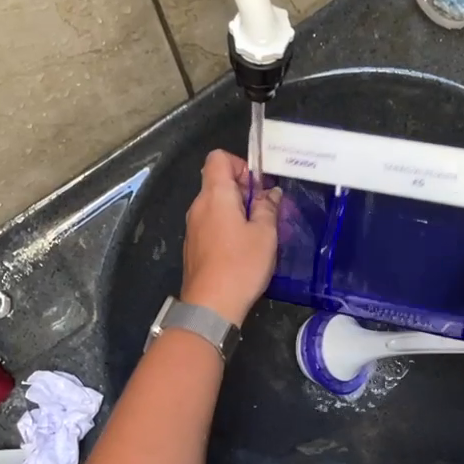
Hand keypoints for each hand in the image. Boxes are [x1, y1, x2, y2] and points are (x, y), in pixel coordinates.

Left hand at [181, 150, 279, 326]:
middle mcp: (198, 206)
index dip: (240, 165)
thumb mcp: (265, 234)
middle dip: (242, 191)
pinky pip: (210, 225)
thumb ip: (267, 208)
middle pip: (217, 182)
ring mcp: (193, 227)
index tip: (258, 187)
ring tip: (255, 234)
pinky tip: (241, 251)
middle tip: (264, 213)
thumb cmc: (241, 265)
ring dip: (235, 212)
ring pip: (215, 206)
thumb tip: (270, 194)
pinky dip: (226, 228)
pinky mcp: (193, 247)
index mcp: (215, 195)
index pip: (218, 158)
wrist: (211, 306)